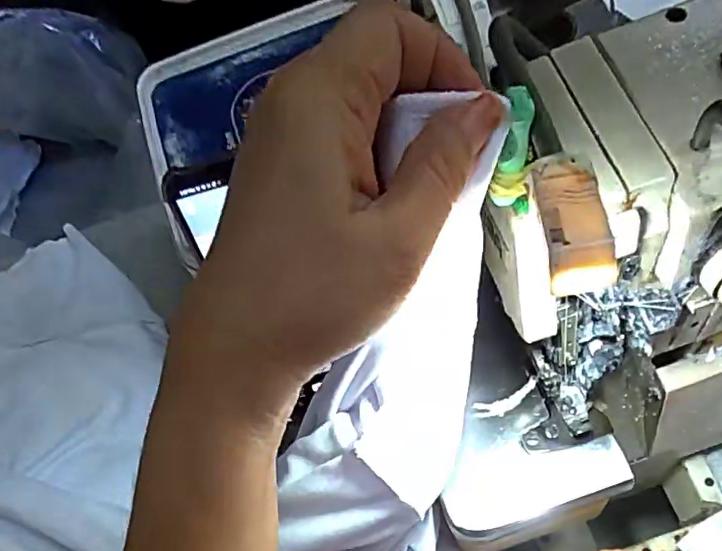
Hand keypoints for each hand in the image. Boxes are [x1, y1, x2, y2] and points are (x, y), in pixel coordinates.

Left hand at [167, 4, 504, 427]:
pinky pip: (338, 144)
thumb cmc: (317, 298)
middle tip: (451, 181)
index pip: (391, 25)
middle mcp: (290, 101)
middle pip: (376, 63)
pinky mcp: (277, 173)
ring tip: (418, 211)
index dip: (444, 62)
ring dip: (403, 147)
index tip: (473, 125)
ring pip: (360, 108)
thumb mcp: (400, 238)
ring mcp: (278, 138)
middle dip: (427, 110)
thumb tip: (481, 111)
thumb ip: (444, 165)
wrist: (240, 348)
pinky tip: (383, 222)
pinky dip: (374, 169)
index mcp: (318, 97)